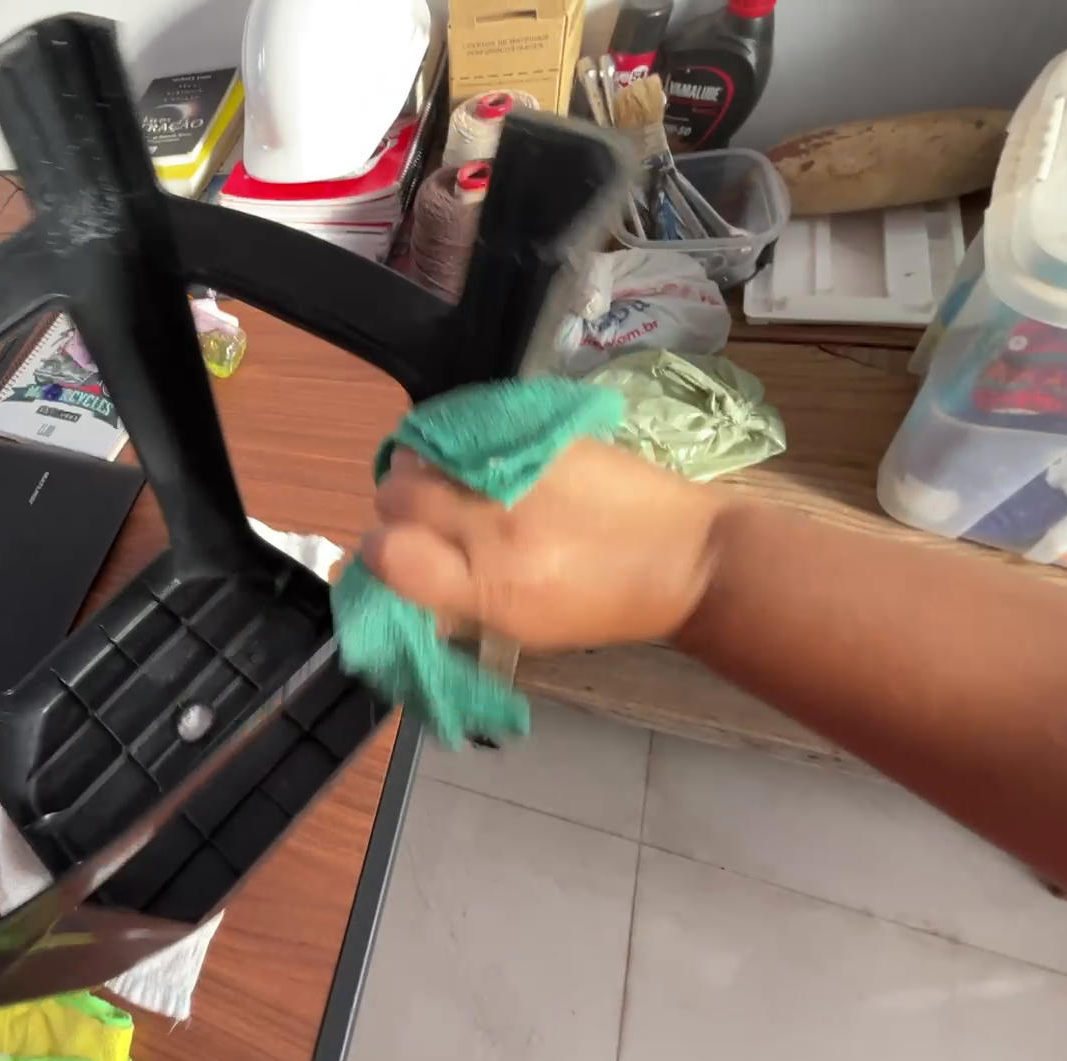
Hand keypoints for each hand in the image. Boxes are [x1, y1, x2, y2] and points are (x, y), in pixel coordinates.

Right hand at [359, 440, 724, 650]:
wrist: (687, 558)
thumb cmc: (597, 607)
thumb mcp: (518, 627)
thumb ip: (449, 598)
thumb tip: (392, 567)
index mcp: (489, 585)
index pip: (387, 553)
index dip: (379, 552)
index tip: (396, 552)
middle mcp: (496, 525)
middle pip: (395, 495)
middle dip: (396, 507)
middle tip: (427, 516)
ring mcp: (519, 472)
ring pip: (420, 455)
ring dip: (419, 470)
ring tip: (449, 483)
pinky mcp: (542, 435)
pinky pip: (463, 428)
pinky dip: (453, 444)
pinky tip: (474, 459)